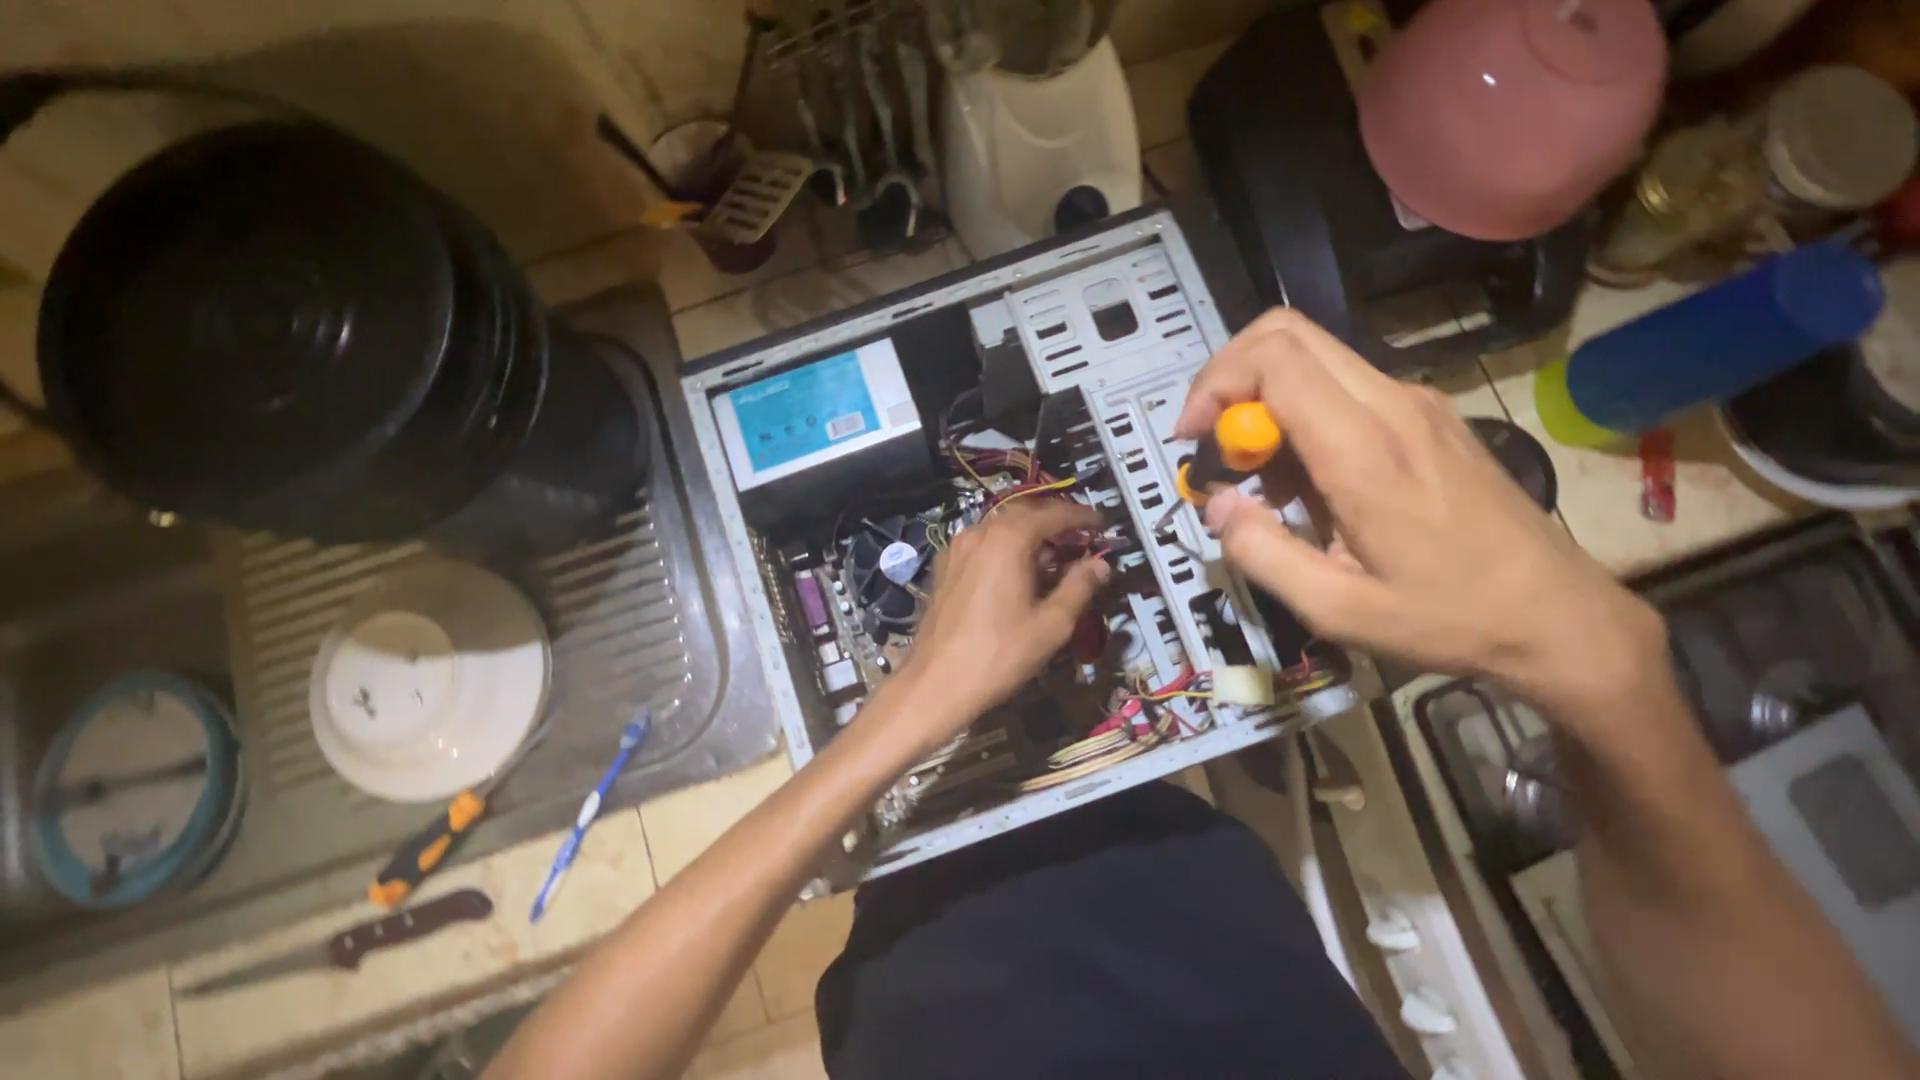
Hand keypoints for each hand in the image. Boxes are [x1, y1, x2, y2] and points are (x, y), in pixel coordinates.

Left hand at [887, 501, 1109, 750]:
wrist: (937, 682)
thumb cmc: (1000, 654)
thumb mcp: (1051, 624)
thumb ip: (1079, 587)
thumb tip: (1101, 563)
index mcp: (1008, 539)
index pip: (1053, 514)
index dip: (1081, 517)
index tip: (1103, 524)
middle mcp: (979, 533)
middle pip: (1024, 515)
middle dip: (1054, 522)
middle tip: (1081, 538)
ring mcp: (957, 550)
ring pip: (1000, 529)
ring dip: (1029, 535)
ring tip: (1053, 557)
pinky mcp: (944, 569)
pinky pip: (982, 546)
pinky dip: (1005, 549)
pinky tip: (1017, 573)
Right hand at [1177, 309, 1666, 724]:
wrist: (1558, 615)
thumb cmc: (1446, 618)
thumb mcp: (1336, 609)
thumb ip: (1261, 553)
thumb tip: (1214, 504)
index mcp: (1365, 450)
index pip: (1274, 358)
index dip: (1215, 385)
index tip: (1194, 439)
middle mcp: (1391, 404)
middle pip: (1287, 333)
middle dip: (1228, 378)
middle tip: (1214, 443)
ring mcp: (1416, 402)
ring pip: (1313, 354)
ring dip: (1264, 397)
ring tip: (1260, 475)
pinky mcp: (1428, 414)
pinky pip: (1343, 384)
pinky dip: (1301, 410)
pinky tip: (1306, 478)